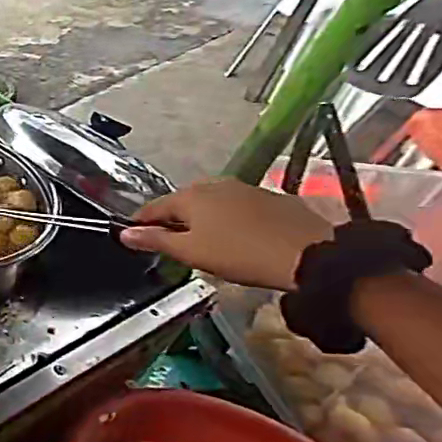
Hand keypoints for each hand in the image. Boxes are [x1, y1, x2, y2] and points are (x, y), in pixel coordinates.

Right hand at [119, 177, 333, 291]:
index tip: (138, 239)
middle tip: (176, 244)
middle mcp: (215, 185)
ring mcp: (248, 189)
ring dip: (205, 219)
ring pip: (213, 203)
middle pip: (183, 203)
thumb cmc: (241, 254)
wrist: (318, 257)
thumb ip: (155, 241)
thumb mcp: (191, 252)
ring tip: (209, 241)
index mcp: (189, 196)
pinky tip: (241, 237)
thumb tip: (124, 233)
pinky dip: (233, 219)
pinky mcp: (276, 199)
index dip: (141, 224)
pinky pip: (241, 207)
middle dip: (175, 221)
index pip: (152, 208)